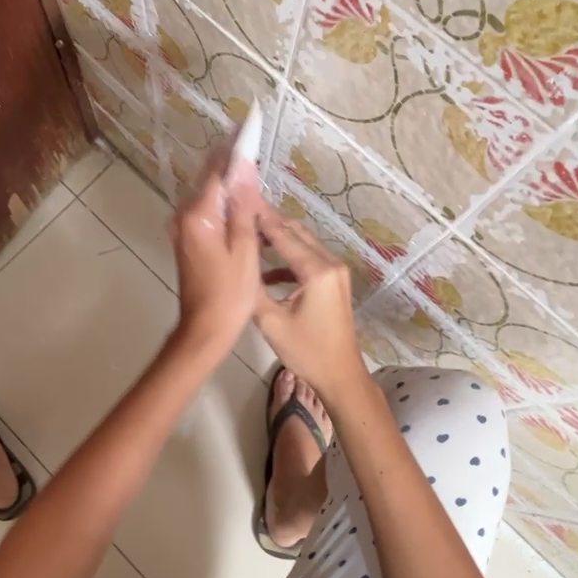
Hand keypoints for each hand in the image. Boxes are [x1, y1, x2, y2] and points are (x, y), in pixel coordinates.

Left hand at [170, 145, 263, 355]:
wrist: (204, 329)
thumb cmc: (230, 293)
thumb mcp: (244, 248)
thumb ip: (244, 205)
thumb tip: (245, 165)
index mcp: (198, 215)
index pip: (217, 168)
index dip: (236, 145)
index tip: (249, 121)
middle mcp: (183, 216)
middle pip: (209, 177)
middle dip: (231, 158)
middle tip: (252, 136)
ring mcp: (182, 228)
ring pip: (207, 192)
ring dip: (228, 178)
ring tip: (251, 161)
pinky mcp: (186, 239)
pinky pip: (206, 209)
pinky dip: (223, 200)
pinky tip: (241, 198)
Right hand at [253, 209, 367, 400]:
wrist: (340, 374)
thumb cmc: (306, 351)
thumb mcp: (270, 322)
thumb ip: (253, 289)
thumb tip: (236, 265)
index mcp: (317, 272)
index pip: (284, 235)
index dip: (262, 219)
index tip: (241, 203)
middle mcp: (331, 264)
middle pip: (297, 233)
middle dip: (270, 224)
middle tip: (242, 215)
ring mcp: (337, 272)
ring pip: (304, 244)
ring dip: (279, 240)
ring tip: (250, 238)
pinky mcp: (335, 282)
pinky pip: (309, 259)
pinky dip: (289, 259)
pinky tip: (267, 271)